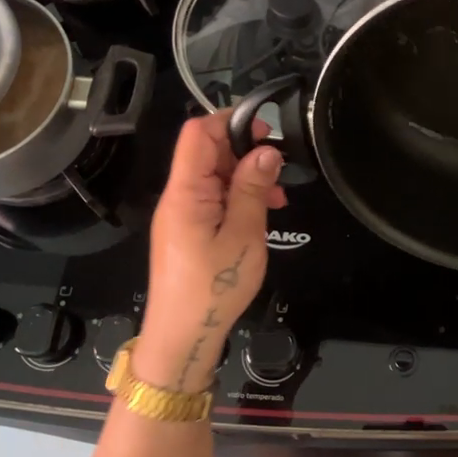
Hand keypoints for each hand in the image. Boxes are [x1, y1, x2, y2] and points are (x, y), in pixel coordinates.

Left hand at [138, 112, 286, 390]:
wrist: (183, 336)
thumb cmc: (214, 286)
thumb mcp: (244, 235)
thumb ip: (253, 189)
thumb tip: (266, 150)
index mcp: (186, 192)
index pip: (198, 133)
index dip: (231, 120)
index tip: (267, 129)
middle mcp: (178, 196)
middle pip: (206, 152)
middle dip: (244, 150)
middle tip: (280, 165)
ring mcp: (181, 214)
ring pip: (213, 176)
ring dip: (245, 176)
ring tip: (278, 194)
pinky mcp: (188, 231)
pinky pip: (213, 198)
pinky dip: (238, 196)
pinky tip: (263, 211)